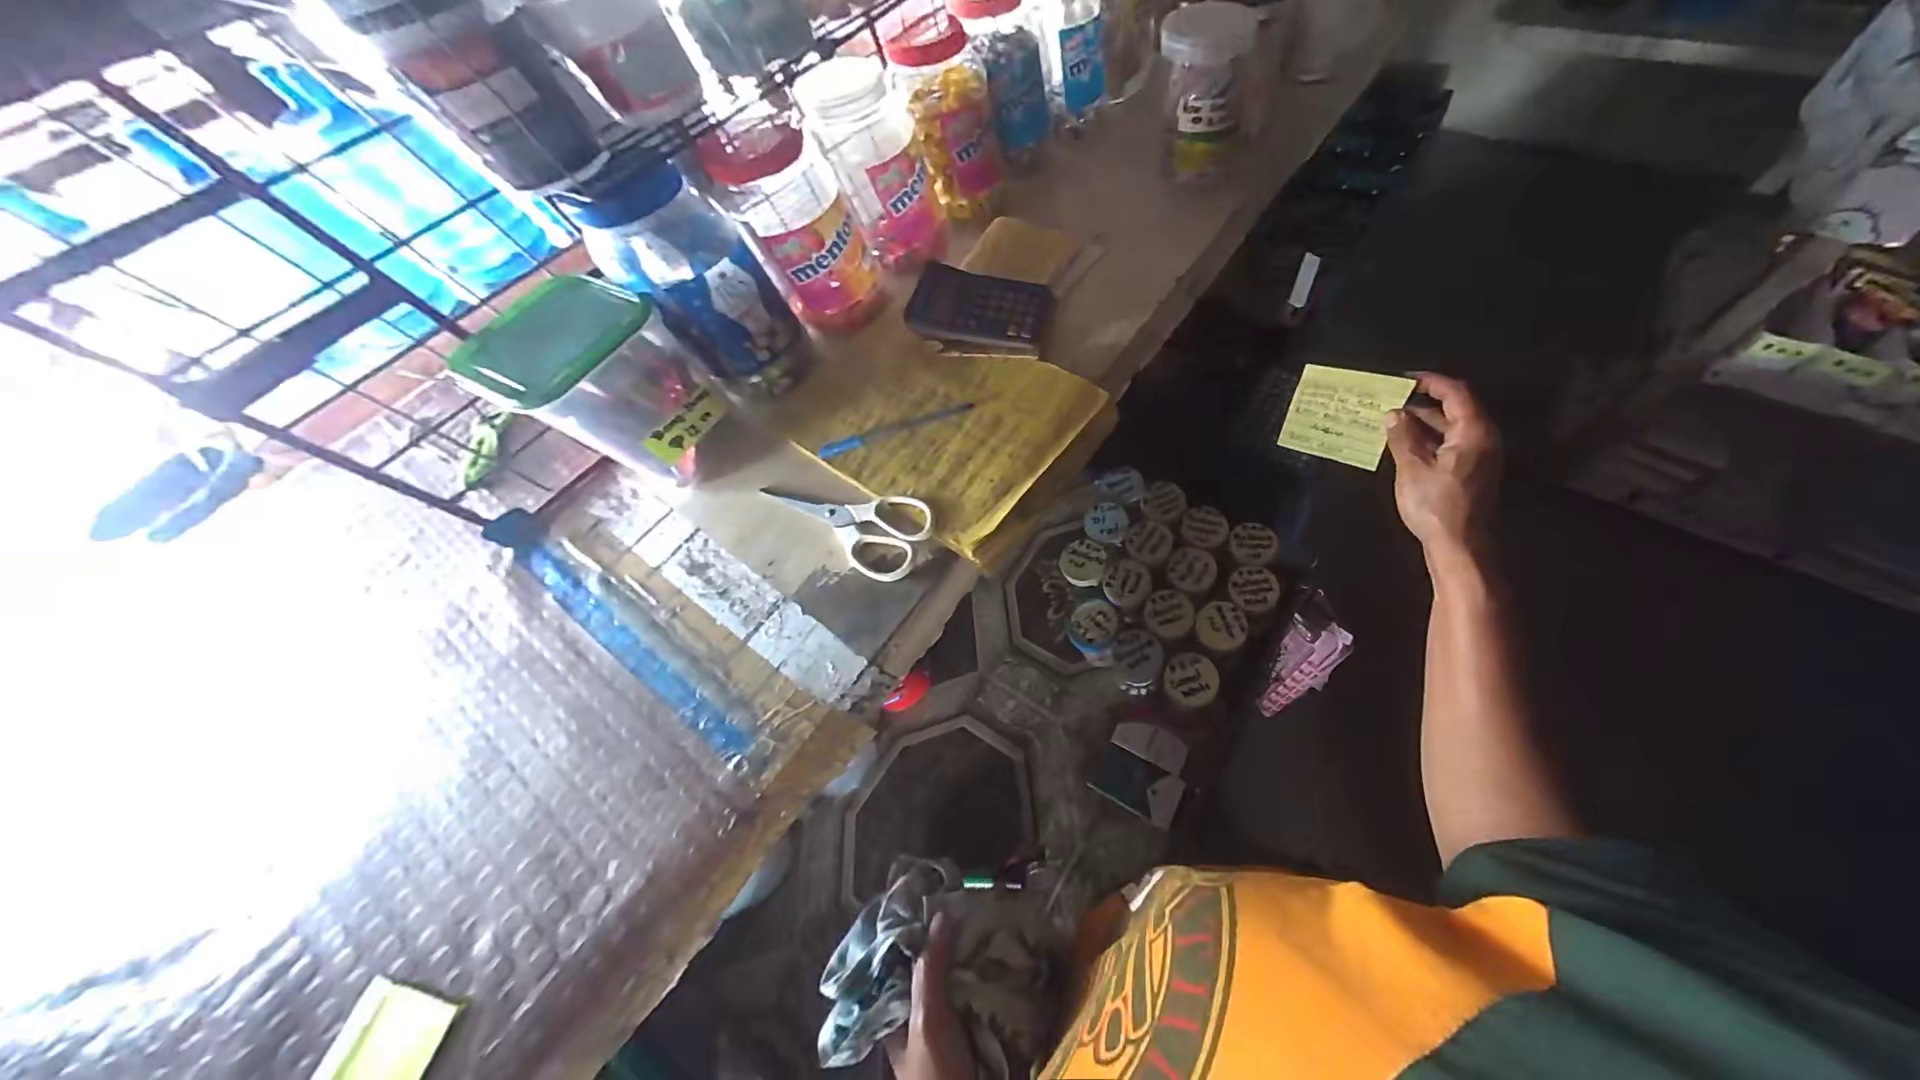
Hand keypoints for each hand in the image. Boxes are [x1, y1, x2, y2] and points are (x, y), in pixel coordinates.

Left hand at [884, 913, 975, 1079]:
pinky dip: (987, 980)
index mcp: (894, 1013)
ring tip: (989, 920)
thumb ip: (929, 971)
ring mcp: (945, 1026)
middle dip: (945, 940)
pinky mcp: (972, 1035)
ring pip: (954, 980)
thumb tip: (940, 915)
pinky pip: (977, 998)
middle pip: (928, 967)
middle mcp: (916, 1016)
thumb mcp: (928, 1020)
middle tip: (968, 904)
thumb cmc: (936, 1075)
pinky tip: (1002, 957)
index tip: (930, 897)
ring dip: (969, 958)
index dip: (911, 929)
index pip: (898, 959)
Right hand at [1385, 373, 1500, 561]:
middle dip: (1422, 402)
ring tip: (1389, 420)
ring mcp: (1476, 456)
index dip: (1430, 382)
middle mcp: (1481, 439)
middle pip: (1454, 409)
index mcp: (1474, 433)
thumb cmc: (1436, 505)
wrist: (1459, 545)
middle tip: (1389, 399)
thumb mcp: (1412, 469)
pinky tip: (1401, 443)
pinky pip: (1446, 444)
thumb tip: (1394, 413)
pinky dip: (1425, 439)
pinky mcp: (1468, 471)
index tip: (1402, 379)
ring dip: (1421, 422)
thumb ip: (1403, 437)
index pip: (1456, 393)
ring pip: (1448, 428)